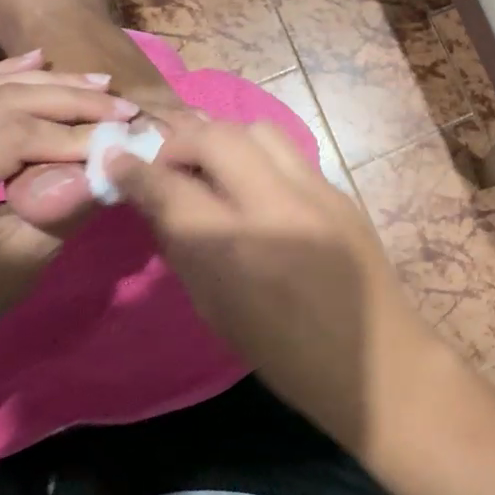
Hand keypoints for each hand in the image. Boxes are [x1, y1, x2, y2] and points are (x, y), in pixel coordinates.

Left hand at [0, 51, 135, 369]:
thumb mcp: (29, 258)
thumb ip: (68, 206)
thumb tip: (111, 164)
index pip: (14, 134)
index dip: (72, 131)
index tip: (121, 136)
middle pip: (3, 101)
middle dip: (68, 98)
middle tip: (121, 106)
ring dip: (46, 82)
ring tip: (99, 84)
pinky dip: (7, 74)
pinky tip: (39, 59)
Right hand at [107, 117, 442, 451]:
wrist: (377, 364)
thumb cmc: (287, 357)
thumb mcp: (217, 312)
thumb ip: (185, 249)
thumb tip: (158, 204)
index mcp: (236, 247)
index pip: (170, 185)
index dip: (134, 170)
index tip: (117, 163)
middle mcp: (276, 206)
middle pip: (216, 136)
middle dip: (180, 143)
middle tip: (168, 168)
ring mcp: (317, 193)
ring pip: (259, 130)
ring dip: (224, 141)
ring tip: (214, 171)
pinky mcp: (342, 193)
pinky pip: (291, 156)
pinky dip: (261, 161)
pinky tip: (257, 189)